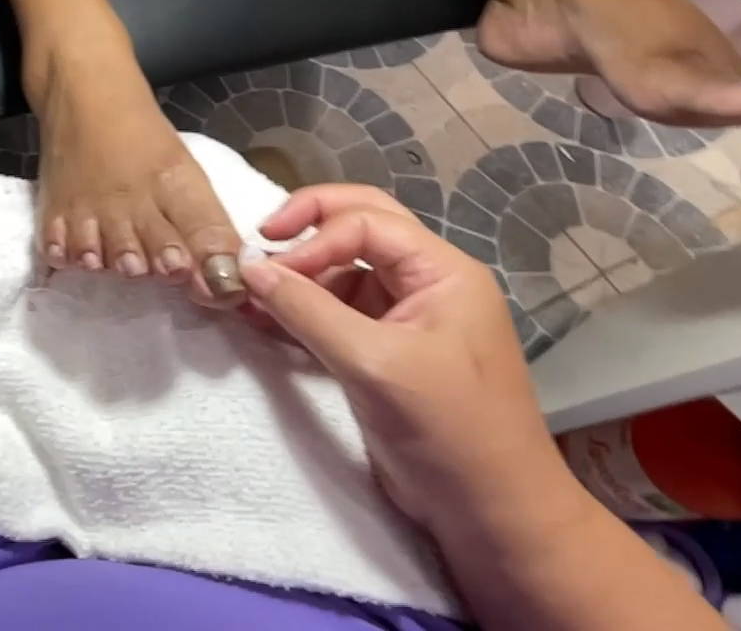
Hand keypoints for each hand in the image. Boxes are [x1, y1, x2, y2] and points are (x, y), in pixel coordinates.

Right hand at [237, 185, 575, 537]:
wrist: (493, 517)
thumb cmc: (448, 431)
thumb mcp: (373, 364)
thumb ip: (306, 309)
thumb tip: (248, 268)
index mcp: (443, 272)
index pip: (365, 223)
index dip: (312, 237)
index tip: (267, 269)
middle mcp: (426, 281)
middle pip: (359, 224)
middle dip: (306, 228)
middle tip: (259, 242)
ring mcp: (404, 313)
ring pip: (342, 266)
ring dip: (297, 273)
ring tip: (252, 291)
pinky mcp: (382, 347)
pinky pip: (334, 307)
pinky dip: (299, 307)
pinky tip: (263, 316)